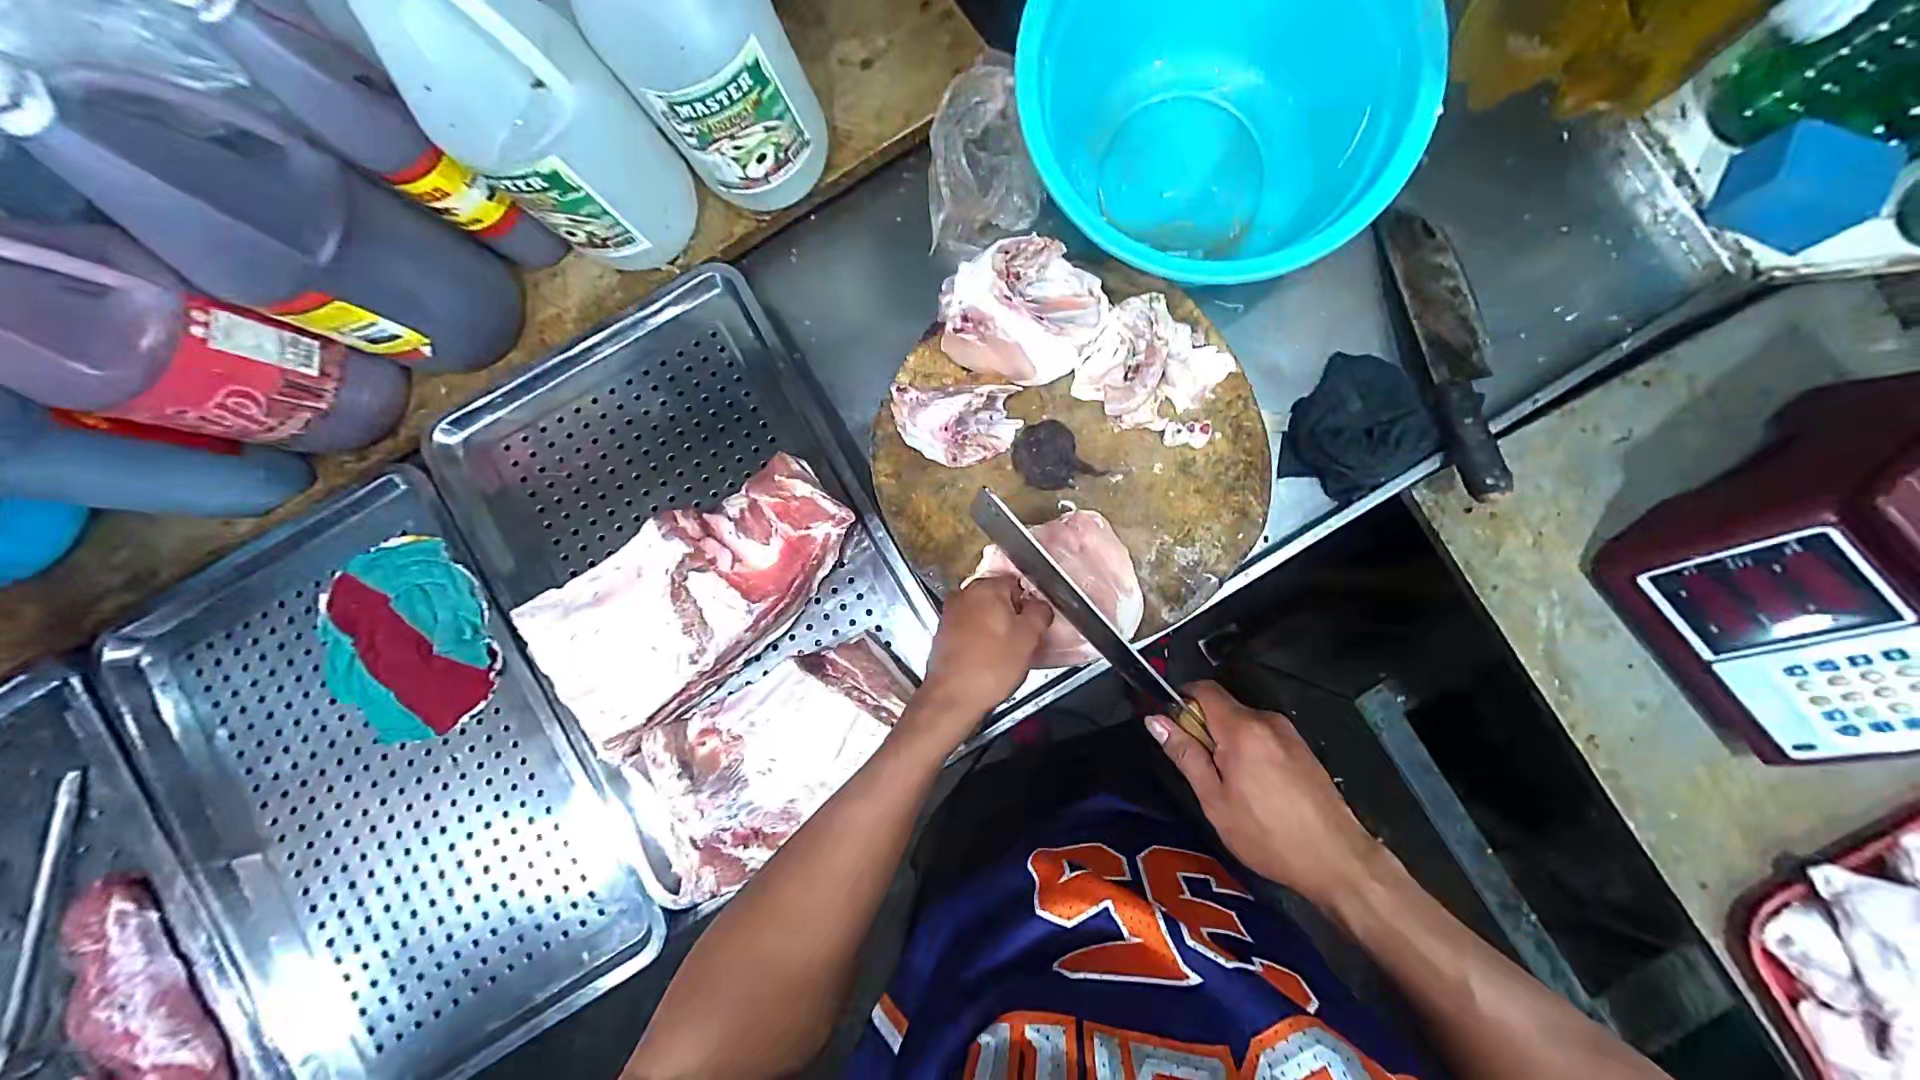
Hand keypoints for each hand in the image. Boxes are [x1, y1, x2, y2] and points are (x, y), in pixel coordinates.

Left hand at [909, 578, 1053, 740]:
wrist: (952, 696)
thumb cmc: (991, 666)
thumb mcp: (1029, 637)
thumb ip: (1039, 613)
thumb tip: (1040, 605)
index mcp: (986, 588)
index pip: (1016, 582)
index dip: (1030, 601)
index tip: (1036, 620)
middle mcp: (964, 595)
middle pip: (997, 598)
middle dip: (1012, 615)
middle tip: (1025, 638)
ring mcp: (950, 614)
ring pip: (982, 614)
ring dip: (995, 628)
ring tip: (1007, 652)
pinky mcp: (943, 634)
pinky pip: (969, 630)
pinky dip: (980, 639)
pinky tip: (989, 659)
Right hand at [1148, 681, 1387, 905]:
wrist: (1337, 860)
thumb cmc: (1266, 834)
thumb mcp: (1214, 799)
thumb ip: (1185, 754)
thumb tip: (1155, 721)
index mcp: (1242, 728)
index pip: (1203, 689)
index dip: (1181, 700)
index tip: (1172, 728)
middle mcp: (1267, 721)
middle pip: (1223, 707)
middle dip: (1204, 729)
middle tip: (1201, 770)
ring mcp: (1289, 734)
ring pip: (1243, 724)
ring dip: (1227, 743)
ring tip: (1230, 787)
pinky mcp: (1303, 749)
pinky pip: (1263, 737)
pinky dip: (1249, 751)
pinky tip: (1256, 790)